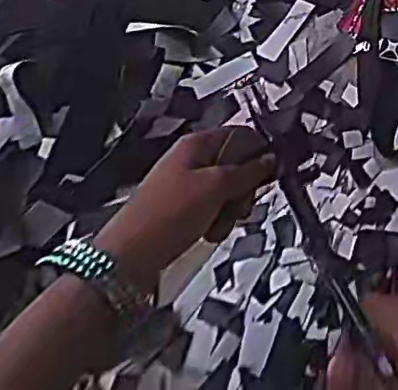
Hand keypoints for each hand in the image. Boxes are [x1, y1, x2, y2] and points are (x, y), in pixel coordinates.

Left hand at [95, 127, 274, 282]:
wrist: (126, 261)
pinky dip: (217, 221)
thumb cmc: (162, 217)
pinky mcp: (182, 212)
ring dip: (230, 208)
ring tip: (219, 223)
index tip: (271, 170)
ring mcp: (186, 187)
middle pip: (236, 165)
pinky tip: (210, 231)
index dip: (258, 151)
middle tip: (239, 203)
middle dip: (243, 187)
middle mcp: (191, 161)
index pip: (241, 135)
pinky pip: (213, 209)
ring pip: (227, 190)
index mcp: (196, 144)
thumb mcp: (215, 188)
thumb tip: (268, 160)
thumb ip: (246, 172)